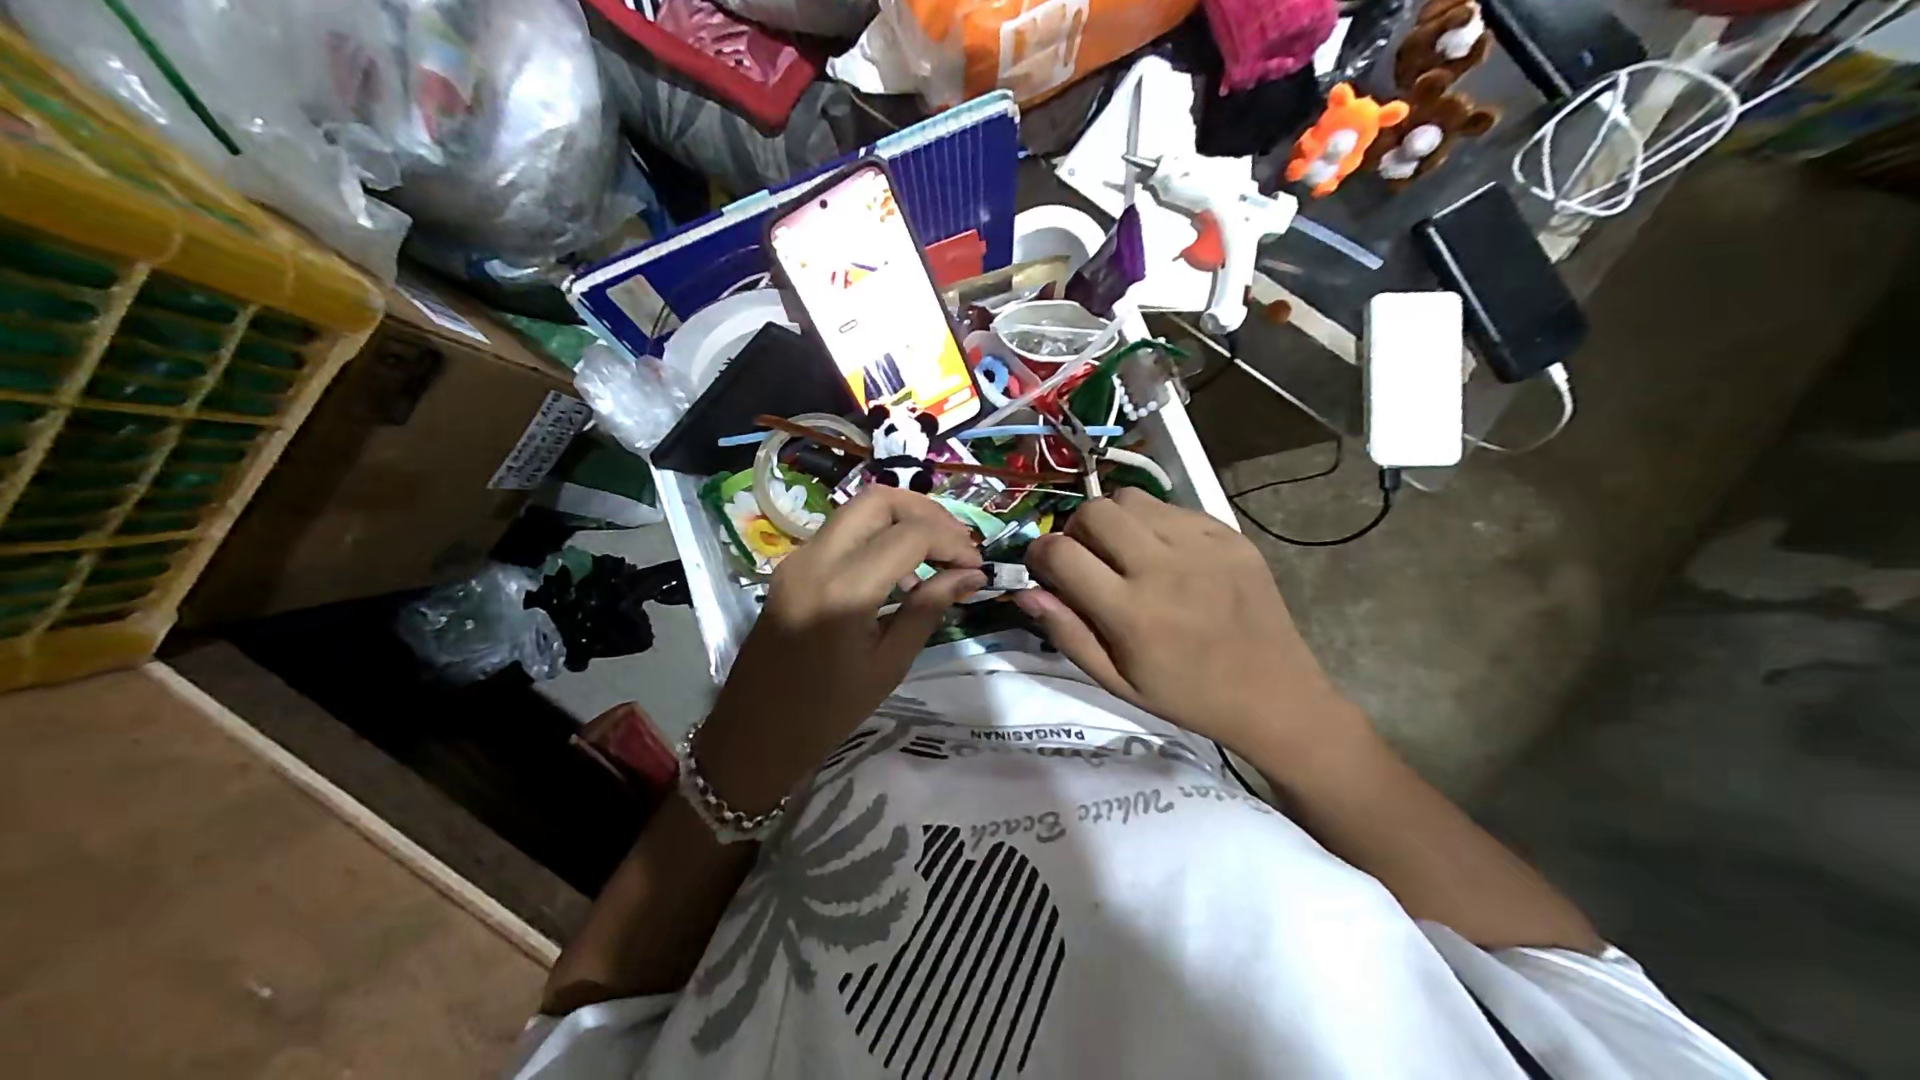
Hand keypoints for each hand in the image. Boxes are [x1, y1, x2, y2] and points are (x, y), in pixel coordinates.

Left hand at [697, 487, 984, 812]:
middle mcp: (816, 559)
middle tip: (958, 545)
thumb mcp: (888, 664)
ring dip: (903, 520)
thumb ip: (928, 608)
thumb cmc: (826, 712)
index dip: (951, 542)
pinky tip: (901, 571)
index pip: (909, 534)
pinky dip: (878, 536)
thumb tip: (970, 575)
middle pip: (879, 499)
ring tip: (937, 557)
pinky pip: (842, 532)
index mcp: (843, 589)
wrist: (755, 732)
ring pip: (858, 510)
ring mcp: (798, 558)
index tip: (977, 566)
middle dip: (927, 512)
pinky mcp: (792, 566)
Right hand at [1016, 488, 1364, 758]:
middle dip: (1076, 530)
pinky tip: (1167, 554)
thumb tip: (1025, 591)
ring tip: (1125, 551)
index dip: (1040, 554)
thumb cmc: (1186, 696)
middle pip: (1094, 511)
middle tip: (1086, 558)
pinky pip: (1173, 507)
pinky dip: (1155, 524)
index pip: (1061, 553)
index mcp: (1131, 612)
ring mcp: (1202, 545)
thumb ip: (1067, 633)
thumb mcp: (1116, 681)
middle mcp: (1164, 568)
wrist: (1272, 694)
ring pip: (1132, 498)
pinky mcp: (1229, 535)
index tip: (1043, 566)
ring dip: (1114, 519)